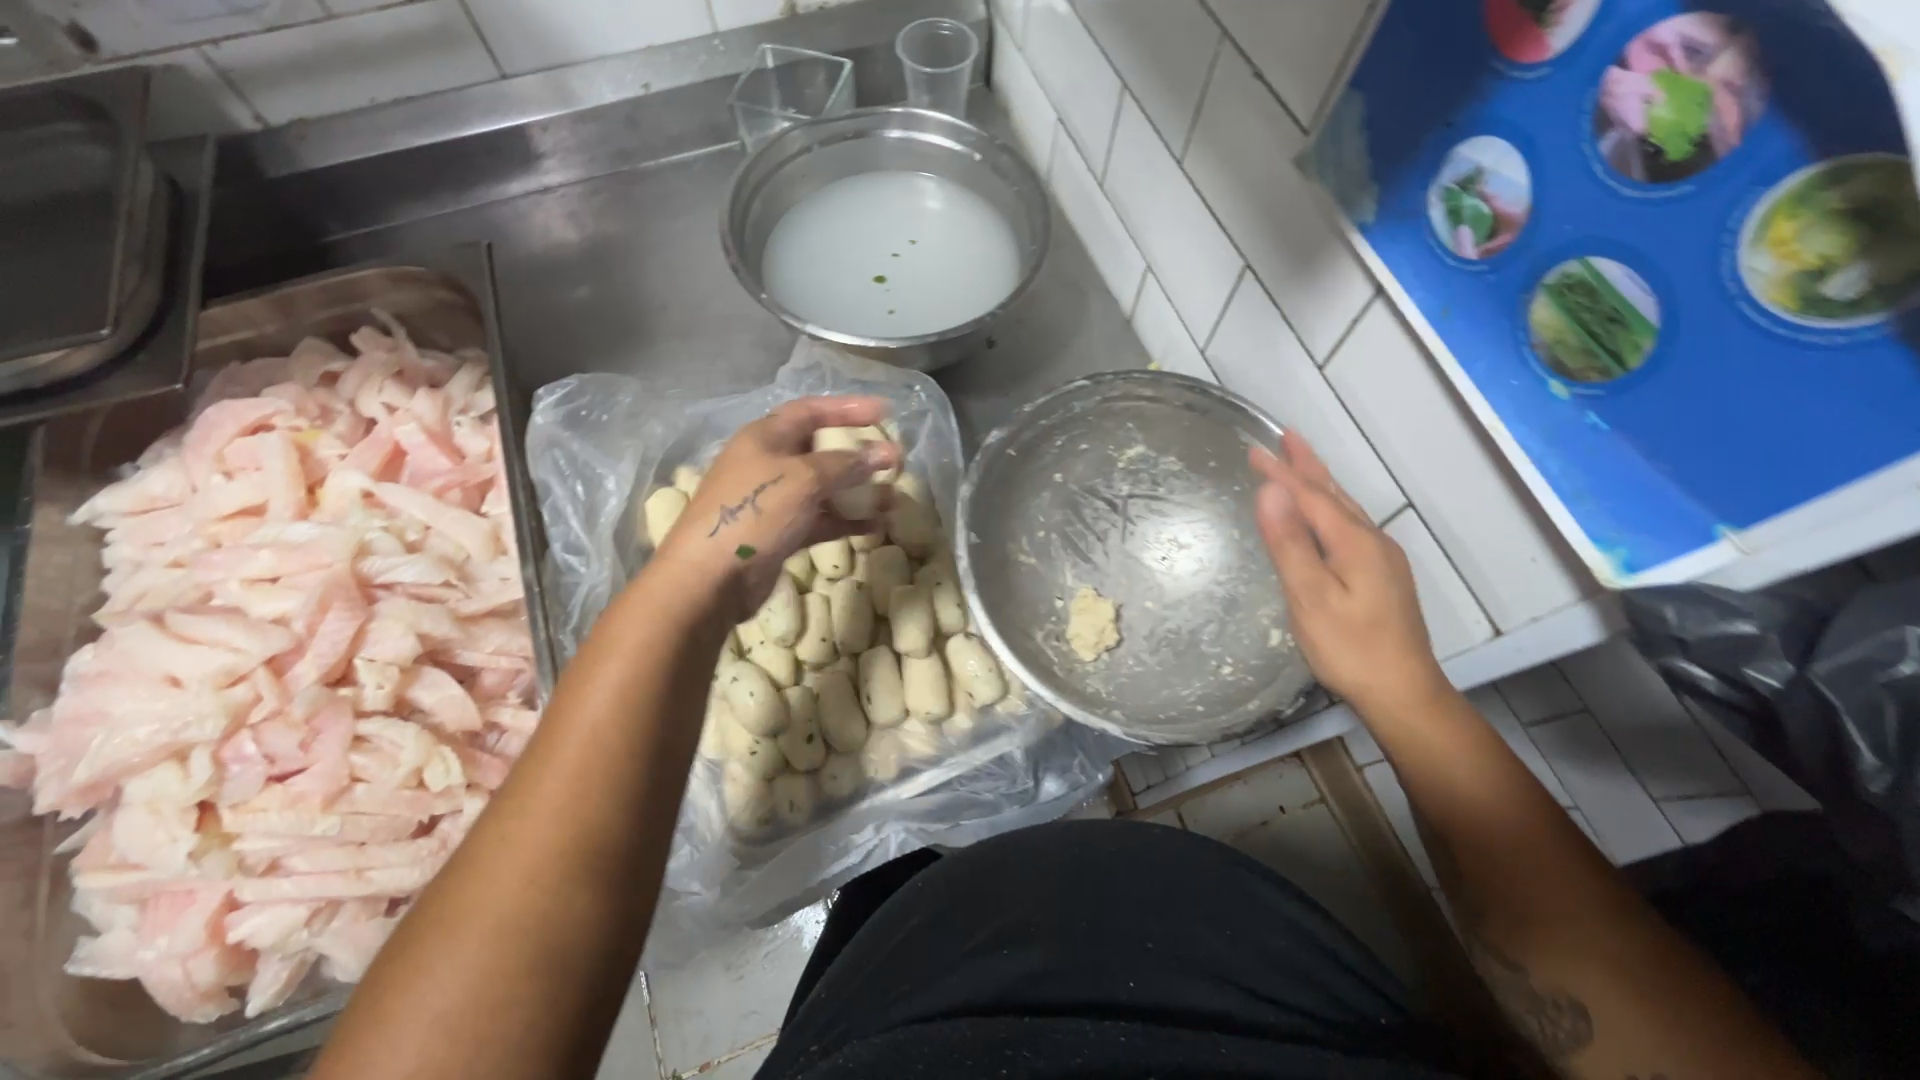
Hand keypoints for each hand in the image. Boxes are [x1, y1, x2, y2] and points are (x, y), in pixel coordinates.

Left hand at [654, 396, 900, 620]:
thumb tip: (885, 454)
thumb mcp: (804, 479)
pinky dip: (846, 521)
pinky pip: (820, 520)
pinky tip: (876, 527)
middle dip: (859, 454)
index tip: (885, 412)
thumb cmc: (755, 512)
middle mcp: (768, 464)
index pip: (811, 411)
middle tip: (895, 460)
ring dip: (859, 492)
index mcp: (765, 437)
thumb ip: (847, 464)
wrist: (711, 577)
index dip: (848, 408)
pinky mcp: (780, 534)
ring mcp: (774, 501)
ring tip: (893, 498)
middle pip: (821, 450)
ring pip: (824, 489)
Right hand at [1249, 432, 1447, 714]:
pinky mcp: (1382, 577)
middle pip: (1334, 495)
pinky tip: (1323, 519)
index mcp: (1355, 542)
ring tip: (1301, 466)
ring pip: (1344, 510)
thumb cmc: (1350, 648)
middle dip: (1307, 465)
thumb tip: (1270, 491)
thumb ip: (1290, 543)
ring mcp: (1382, 560)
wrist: (1403, 691)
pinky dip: (1328, 510)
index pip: (1311, 495)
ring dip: (1320, 485)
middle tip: (1285, 436)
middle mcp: (1373, 542)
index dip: (1282, 472)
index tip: (1253, 449)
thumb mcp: (1310, 597)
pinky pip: (1349, 528)